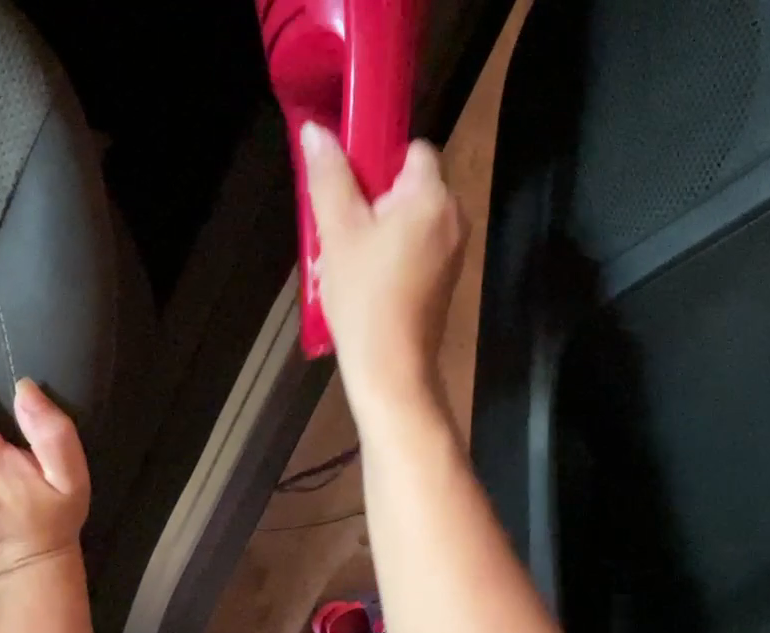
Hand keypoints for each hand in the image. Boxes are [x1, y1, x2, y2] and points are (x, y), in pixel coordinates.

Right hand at [302, 123, 466, 402]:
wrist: (390, 367)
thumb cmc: (364, 297)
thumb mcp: (337, 233)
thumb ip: (329, 177)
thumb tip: (315, 129)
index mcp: (432, 197)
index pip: (413, 149)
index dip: (378, 161)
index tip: (348, 188)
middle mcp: (453, 216)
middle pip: (410, 186)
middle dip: (373, 200)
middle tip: (339, 230)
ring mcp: (454, 251)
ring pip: (410, 220)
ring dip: (378, 230)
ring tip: (347, 260)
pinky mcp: (445, 279)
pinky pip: (416, 247)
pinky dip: (392, 254)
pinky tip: (365, 281)